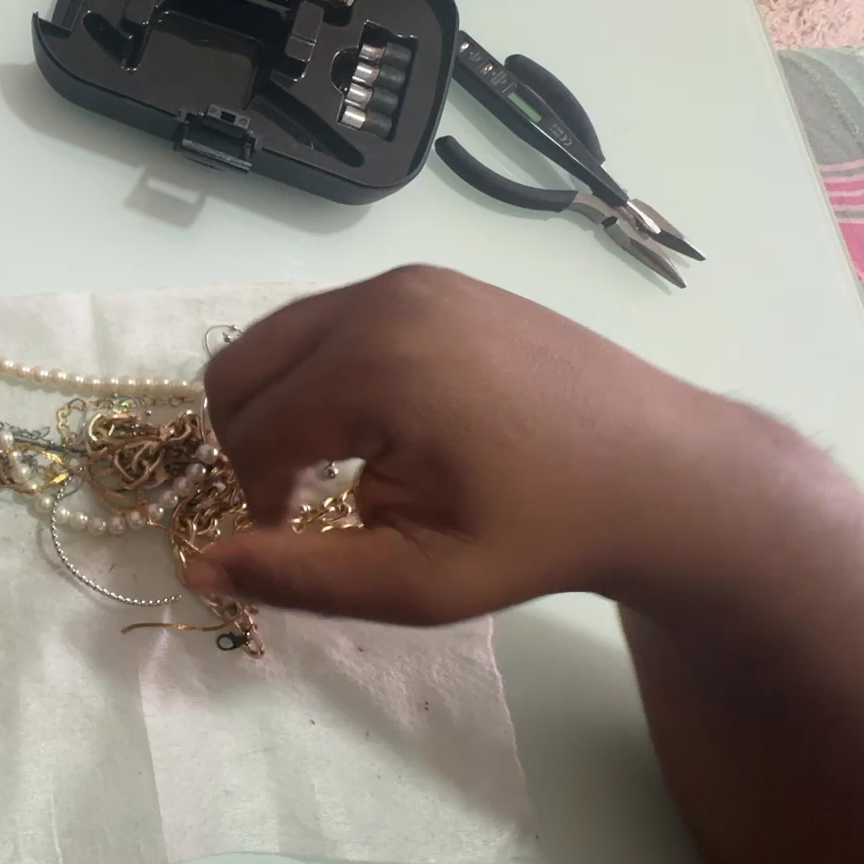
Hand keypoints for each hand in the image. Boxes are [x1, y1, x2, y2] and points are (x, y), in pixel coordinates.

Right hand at [188, 266, 802, 623]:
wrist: (670, 473)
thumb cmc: (538, 537)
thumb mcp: (412, 582)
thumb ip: (293, 576)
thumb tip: (192, 567)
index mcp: (375, 367)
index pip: (251, 432)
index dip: (257, 494)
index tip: (302, 529)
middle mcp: (377, 301)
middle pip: (235, 373)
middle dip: (247, 443)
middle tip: (299, 491)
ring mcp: (401, 280)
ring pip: (267, 344)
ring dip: (273, 408)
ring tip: (331, 456)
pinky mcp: (419, 280)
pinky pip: (314, 326)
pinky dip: (309, 376)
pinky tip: (364, 418)